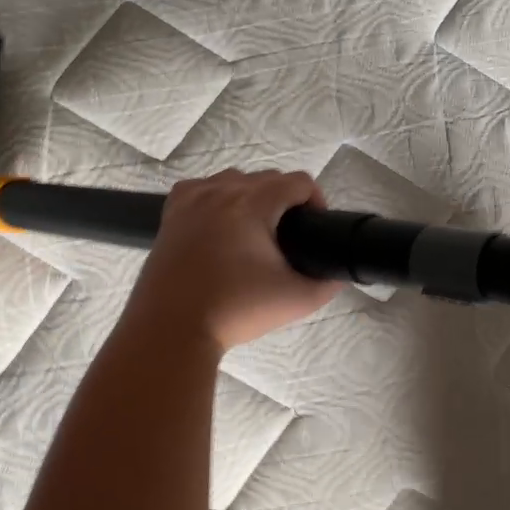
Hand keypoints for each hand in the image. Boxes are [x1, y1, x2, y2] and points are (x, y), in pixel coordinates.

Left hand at [126, 170, 341, 351]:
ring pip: (234, 179)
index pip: (299, 181)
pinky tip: (221, 223)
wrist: (172, 331)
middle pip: (268, 178)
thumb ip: (329, 283)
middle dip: (286, 200)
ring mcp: (191, 201)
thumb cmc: (236, 310)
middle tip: (290, 238)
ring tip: (257, 232)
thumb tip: (339, 274)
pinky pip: (201, 189)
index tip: (315, 228)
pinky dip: (217, 198)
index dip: (317, 201)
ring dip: (253, 196)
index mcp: (252, 204)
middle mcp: (221, 192)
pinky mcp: (170, 216)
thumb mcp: (298, 300)